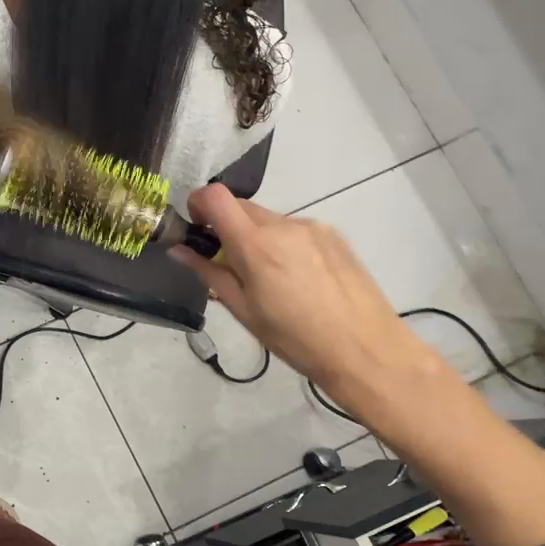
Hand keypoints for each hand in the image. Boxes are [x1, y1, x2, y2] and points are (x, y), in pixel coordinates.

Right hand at [169, 184, 448, 415]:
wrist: (365, 349)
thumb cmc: (294, 337)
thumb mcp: (243, 309)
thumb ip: (209, 273)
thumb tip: (179, 250)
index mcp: (256, 245)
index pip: (216, 197)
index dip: (198, 203)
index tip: (195, 227)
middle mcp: (284, 225)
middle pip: (242, 207)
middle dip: (225, 226)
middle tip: (226, 262)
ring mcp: (313, 228)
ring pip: (269, 220)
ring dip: (255, 237)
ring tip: (267, 279)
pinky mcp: (334, 236)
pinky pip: (294, 230)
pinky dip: (282, 244)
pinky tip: (296, 279)